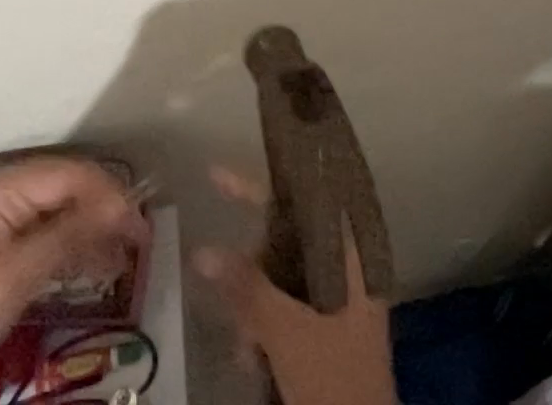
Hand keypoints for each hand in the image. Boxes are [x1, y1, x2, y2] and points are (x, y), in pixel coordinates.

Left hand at [0, 159, 145, 404]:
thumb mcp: (14, 277)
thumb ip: (68, 235)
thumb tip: (121, 206)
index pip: (69, 174)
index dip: (109, 194)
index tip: (140, 227)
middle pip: (67, 186)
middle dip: (105, 210)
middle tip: (139, 242)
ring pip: (61, 206)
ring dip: (93, 229)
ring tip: (124, 258)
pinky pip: (46, 227)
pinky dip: (72, 243)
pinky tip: (97, 264)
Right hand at [193, 168, 396, 404]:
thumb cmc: (334, 376)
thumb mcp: (286, 331)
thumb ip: (247, 289)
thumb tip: (202, 250)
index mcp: (349, 255)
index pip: (302, 202)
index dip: (260, 187)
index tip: (216, 175)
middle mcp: (345, 267)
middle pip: (284, 241)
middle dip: (249, 270)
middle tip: (232, 306)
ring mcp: (336, 298)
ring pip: (279, 279)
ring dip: (252, 308)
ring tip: (245, 349)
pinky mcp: (325, 326)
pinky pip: (283, 308)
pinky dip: (262, 327)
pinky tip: (251, 358)